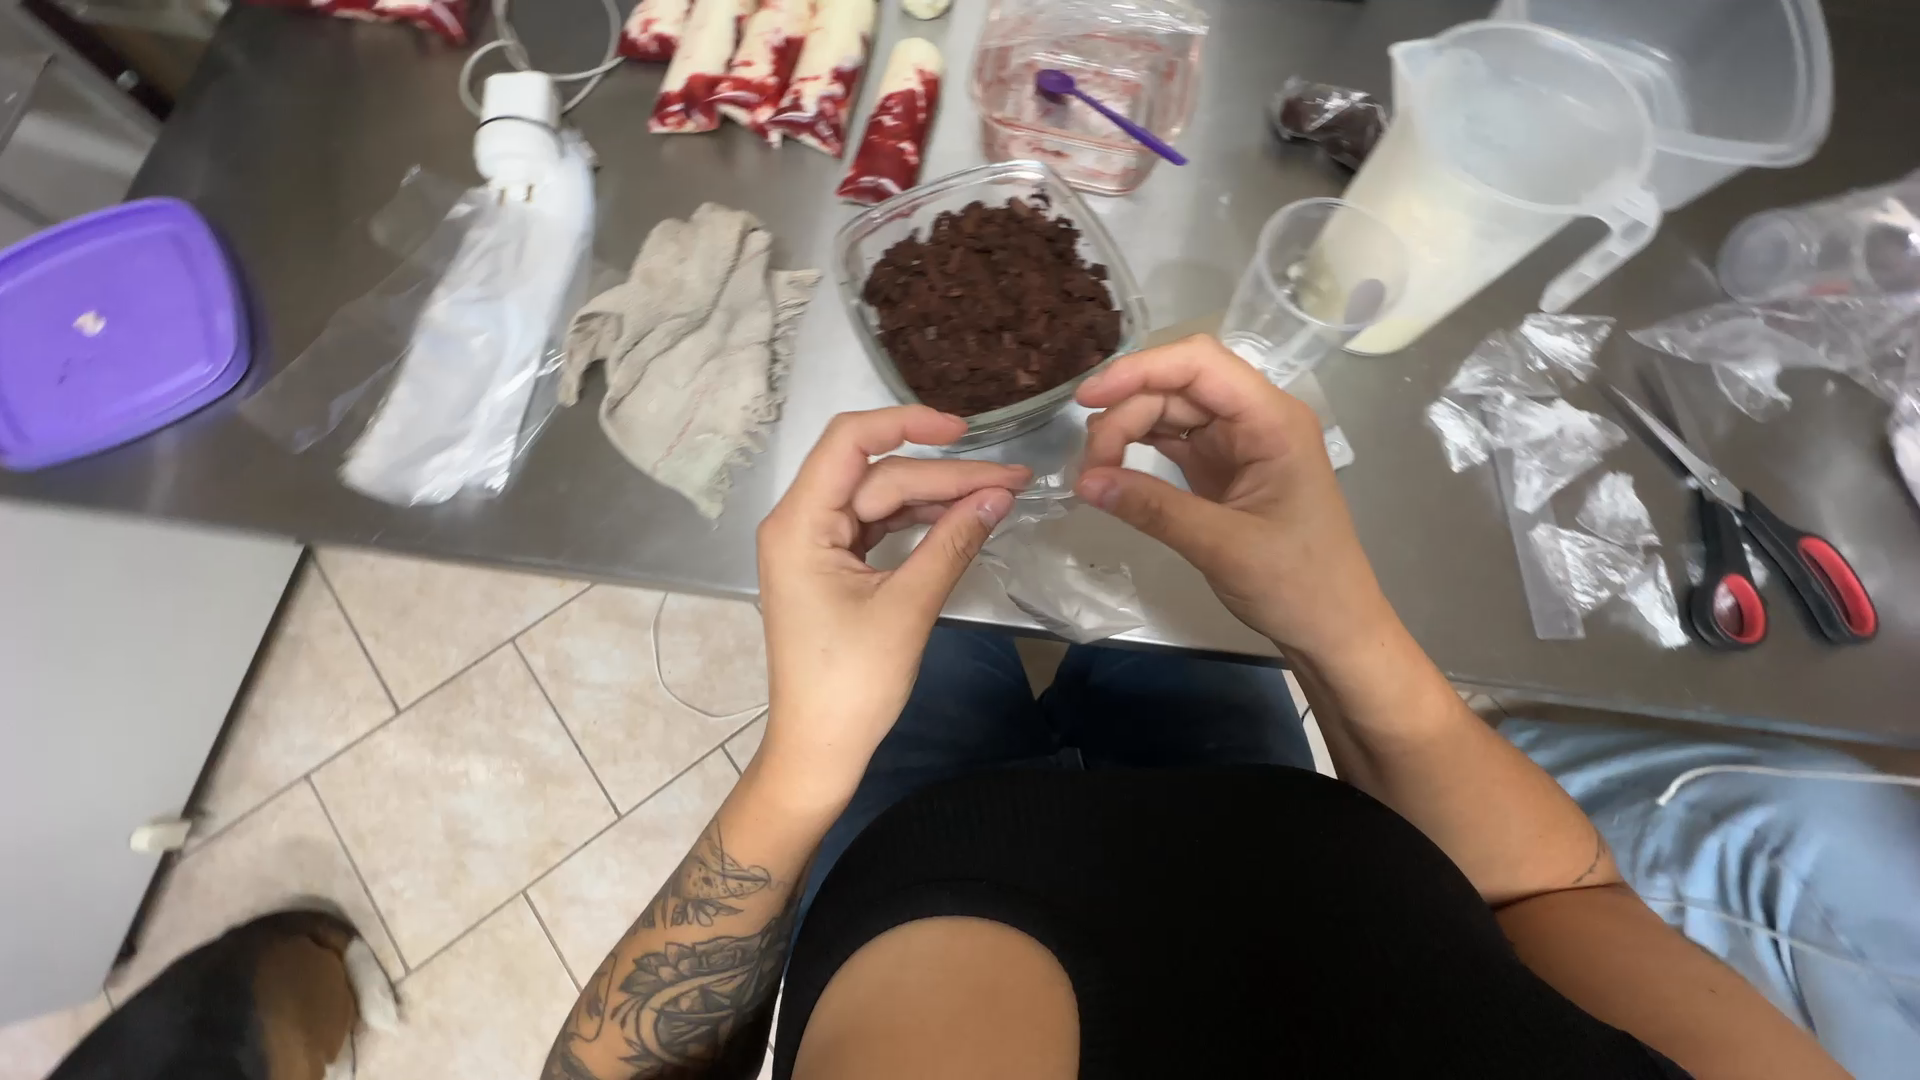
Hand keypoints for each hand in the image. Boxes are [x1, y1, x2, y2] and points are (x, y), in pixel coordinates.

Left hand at [756, 407, 1025, 805]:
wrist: (820, 748)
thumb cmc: (851, 685)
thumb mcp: (907, 608)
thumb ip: (953, 543)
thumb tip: (1000, 495)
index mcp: (799, 525)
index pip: (850, 443)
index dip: (906, 423)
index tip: (963, 430)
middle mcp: (801, 523)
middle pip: (878, 476)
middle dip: (944, 476)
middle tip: (1013, 482)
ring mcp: (818, 545)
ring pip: (883, 500)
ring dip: (938, 497)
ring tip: (1000, 496)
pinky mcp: (836, 566)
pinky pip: (881, 528)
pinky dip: (921, 523)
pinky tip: (963, 519)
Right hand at [1074, 334, 1394, 658]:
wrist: (1332, 626)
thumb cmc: (1297, 583)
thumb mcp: (1222, 546)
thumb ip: (1153, 508)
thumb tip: (1085, 482)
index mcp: (1272, 421)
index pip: (1199, 365)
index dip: (1139, 370)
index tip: (1087, 398)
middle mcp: (1254, 419)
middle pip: (1177, 387)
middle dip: (1126, 413)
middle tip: (1089, 467)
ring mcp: (1236, 442)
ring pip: (1169, 412)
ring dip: (1126, 430)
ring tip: (1093, 469)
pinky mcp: (1220, 467)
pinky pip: (1171, 441)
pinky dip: (1137, 450)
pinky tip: (1110, 468)